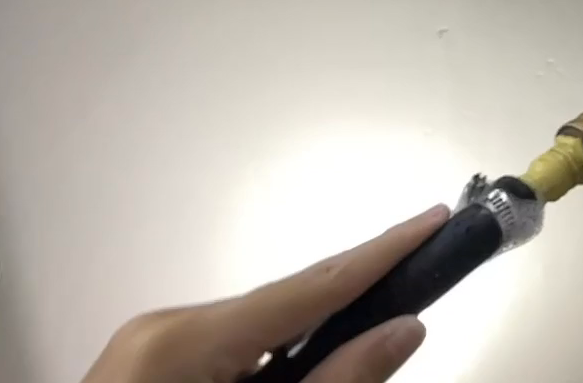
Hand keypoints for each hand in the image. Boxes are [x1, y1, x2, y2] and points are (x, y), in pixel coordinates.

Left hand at [82, 204, 450, 382]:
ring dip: (314, 339)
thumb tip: (407, 327)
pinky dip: (275, 363)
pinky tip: (301, 376)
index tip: (437, 215)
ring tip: (358, 345)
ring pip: (263, 327)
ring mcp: (146, 349)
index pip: (314, 283)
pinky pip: (234, 350)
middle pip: (290, 301)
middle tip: (416, 282)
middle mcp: (165, 329)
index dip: (385, 249)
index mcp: (185, 342)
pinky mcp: (144, 371)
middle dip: (354, 296)